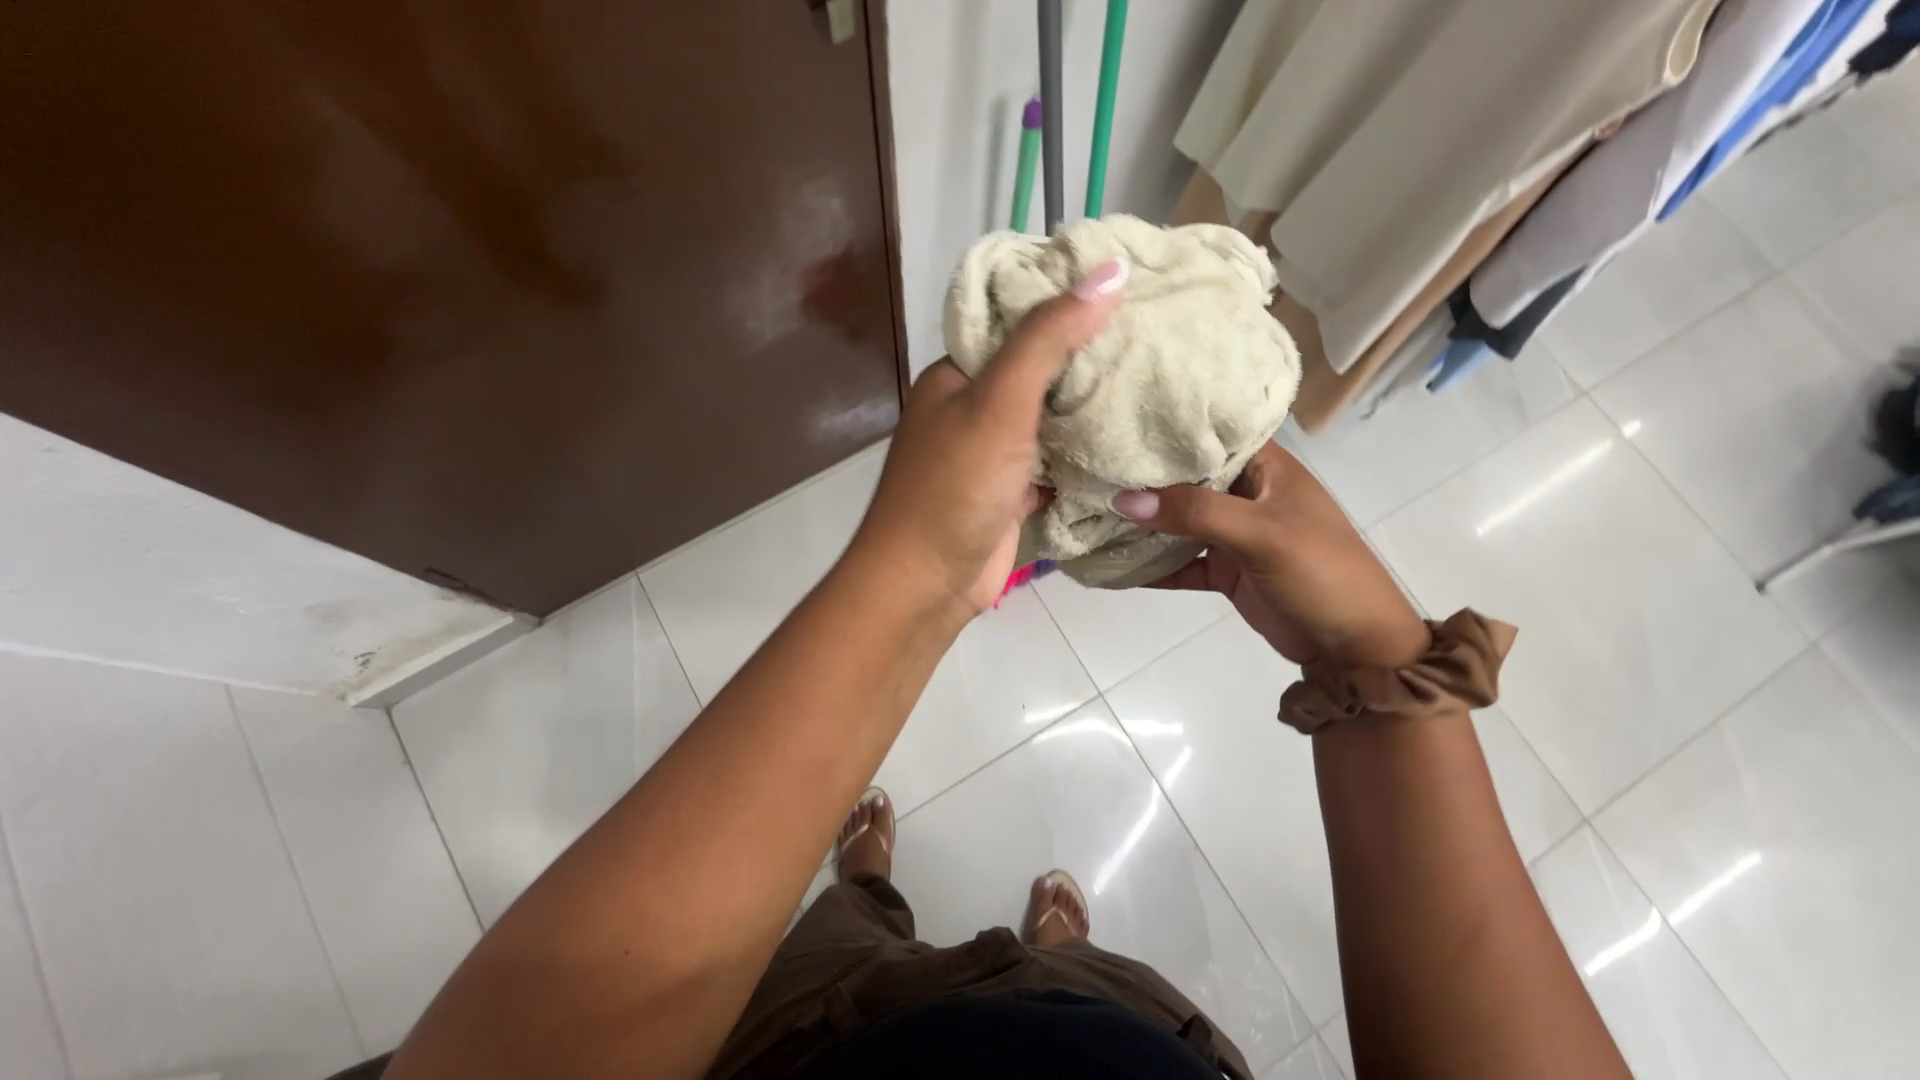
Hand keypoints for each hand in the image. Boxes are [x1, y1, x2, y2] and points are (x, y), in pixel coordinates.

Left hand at [850, 257, 1127, 615]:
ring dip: (1091, 408)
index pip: (1016, 322)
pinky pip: (1055, 464)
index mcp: (957, 374)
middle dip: (1089, 357)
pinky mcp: (1011, 493)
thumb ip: (1049, 339)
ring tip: (1158, 377)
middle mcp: (971, 408)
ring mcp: (992, 454)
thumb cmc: (954, 486)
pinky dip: (1086, 457)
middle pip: (1038, 371)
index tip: (1129, 289)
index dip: (1066, 302)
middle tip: (1156, 334)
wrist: (925, 583)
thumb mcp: (1000, 402)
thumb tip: (1108, 271)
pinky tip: (1134, 441)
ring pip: (1050, 420)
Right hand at [1113, 441, 1431, 666]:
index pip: (1210, 433)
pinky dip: (1150, 565)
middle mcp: (1247, 492)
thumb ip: (1194, 512)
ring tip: (1084, 509)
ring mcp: (1234, 533)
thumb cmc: (1322, 573)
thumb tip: (1122, 498)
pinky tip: (1110, 562)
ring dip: (1141, 522)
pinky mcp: (1226, 570)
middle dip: (1141, 475)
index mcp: (1266, 467)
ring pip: (1177, 521)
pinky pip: (1179, 563)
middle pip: (1186, 477)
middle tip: (1086, 464)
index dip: (1166, 425)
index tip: (1114, 417)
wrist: (1355, 647)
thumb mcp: (1262, 534)